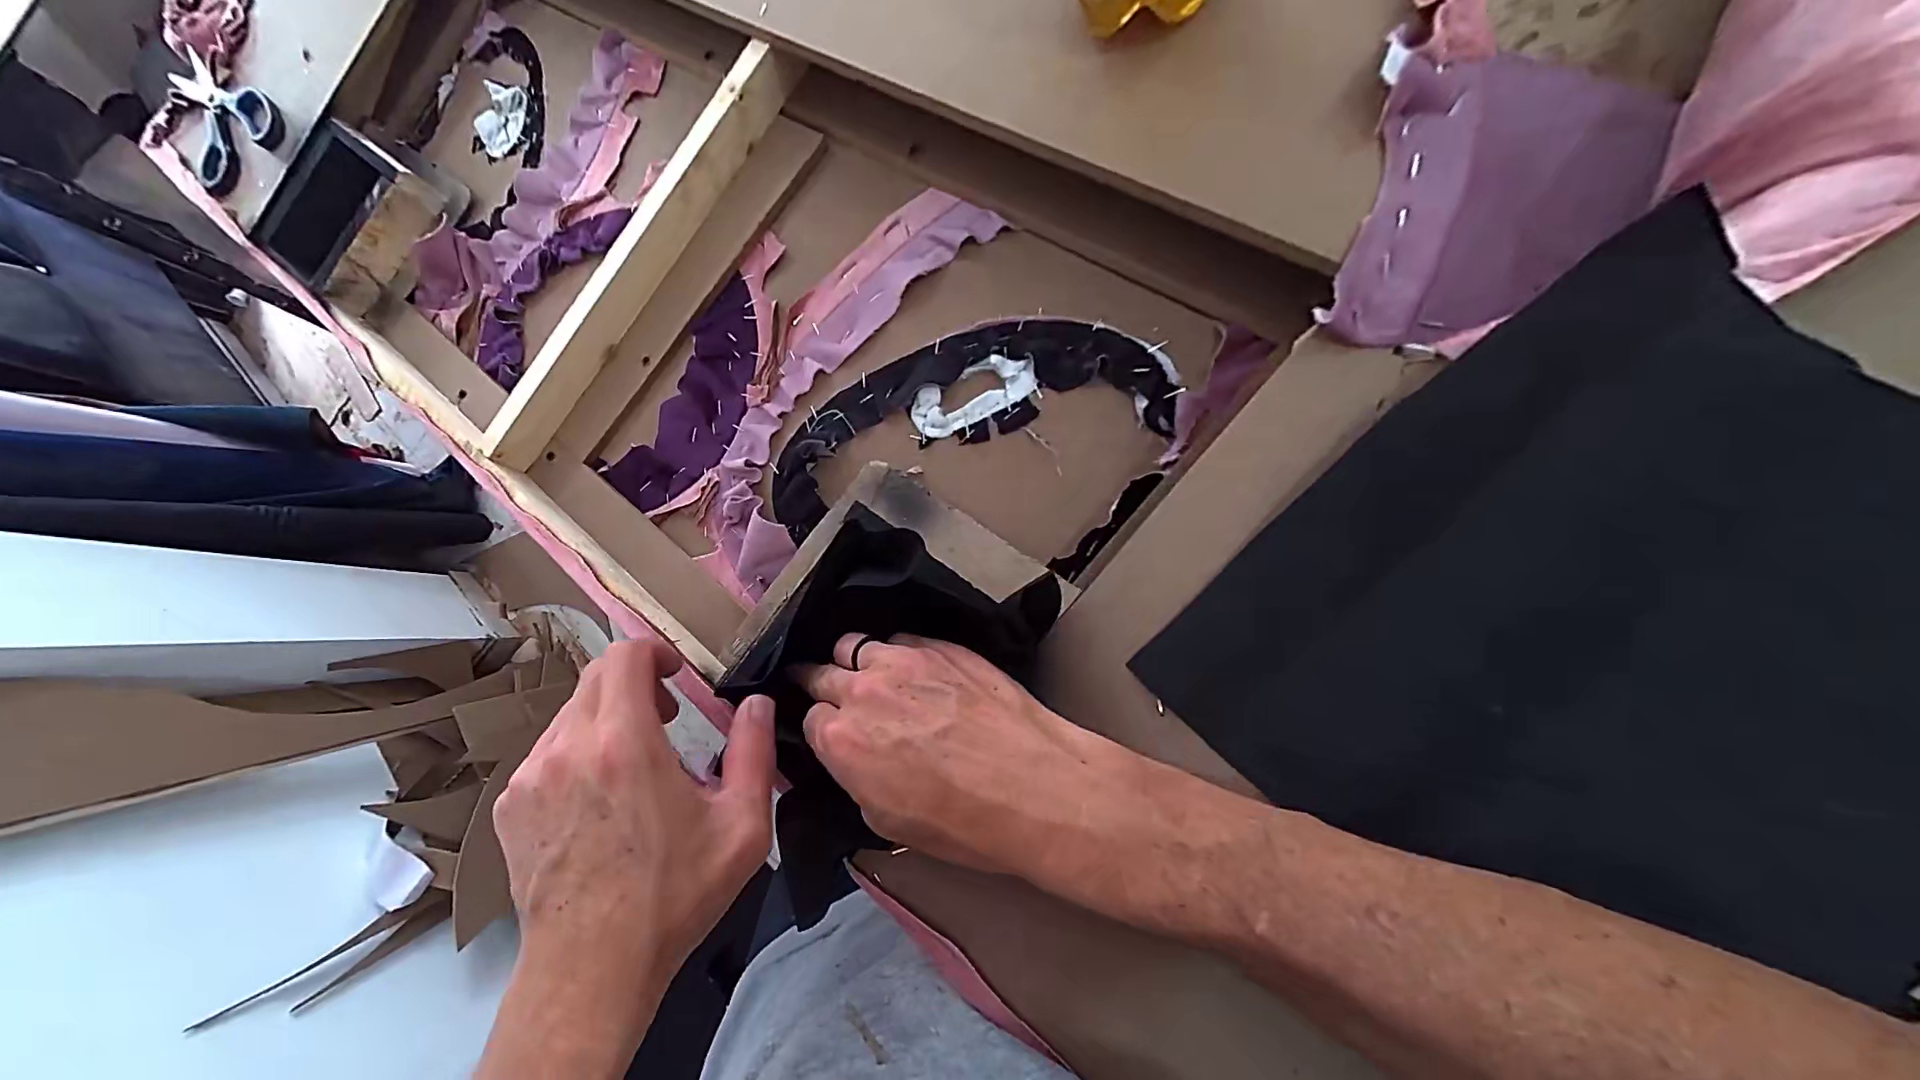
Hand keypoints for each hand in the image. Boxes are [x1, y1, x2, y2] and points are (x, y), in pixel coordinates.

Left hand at [493, 640, 775, 989]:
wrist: (593, 967)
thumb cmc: (674, 895)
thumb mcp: (742, 823)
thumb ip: (755, 751)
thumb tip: (757, 705)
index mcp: (625, 743)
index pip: (624, 656)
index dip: (655, 652)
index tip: (677, 675)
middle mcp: (568, 749)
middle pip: (595, 677)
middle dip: (636, 682)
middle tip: (668, 717)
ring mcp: (531, 778)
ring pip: (571, 713)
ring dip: (609, 718)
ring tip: (638, 761)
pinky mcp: (511, 806)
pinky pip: (547, 751)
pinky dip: (580, 752)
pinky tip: (603, 796)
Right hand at [795, 633, 1146, 879]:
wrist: (1034, 786)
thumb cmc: (963, 821)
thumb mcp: (887, 822)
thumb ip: (855, 778)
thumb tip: (852, 760)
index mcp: (840, 739)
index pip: (809, 719)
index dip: (822, 728)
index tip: (833, 732)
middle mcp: (864, 691)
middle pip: (822, 672)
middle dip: (824, 684)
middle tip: (837, 694)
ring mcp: (904, 661)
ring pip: (858, 645)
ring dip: (859, 661)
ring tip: (876, 676)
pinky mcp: (941, 646)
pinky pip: (904, 639)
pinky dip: (901, 653)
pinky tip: (919, 672)